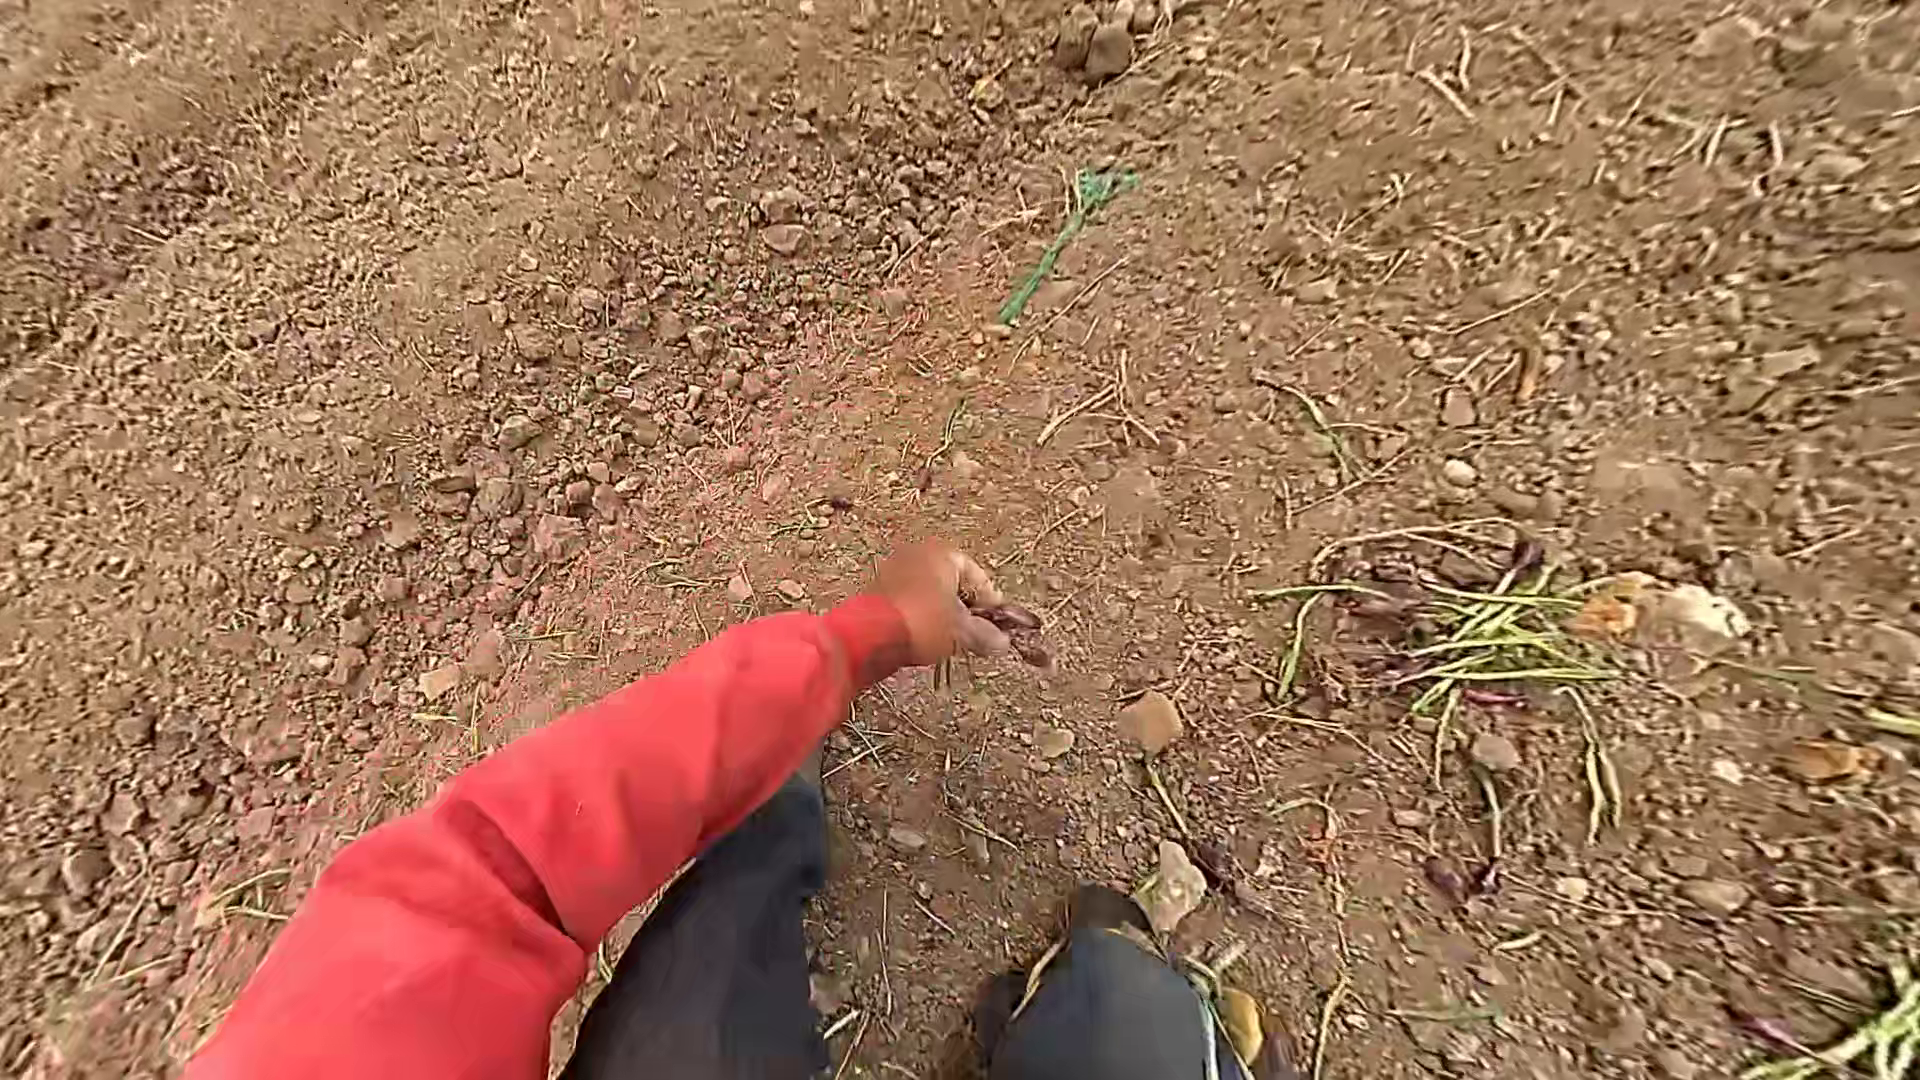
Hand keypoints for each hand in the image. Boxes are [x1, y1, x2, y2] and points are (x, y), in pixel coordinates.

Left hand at [872, 542, 1010, 665]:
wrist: (870, 635)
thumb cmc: (924, 622)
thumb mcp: (962, 631)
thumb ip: (985, 634)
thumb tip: (1001, 643)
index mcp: (942, 553)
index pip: (975, 574)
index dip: (989, 600)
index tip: (996, 621)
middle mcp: (917, 553)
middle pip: (950, 580)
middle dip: (963, 605)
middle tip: (974, 629)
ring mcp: (893, 569)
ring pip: (928, 590)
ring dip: (941, 611)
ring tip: (950, 636)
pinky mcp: (876, 589)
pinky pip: (909, 599)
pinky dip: (920, 614)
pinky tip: (925, 635)